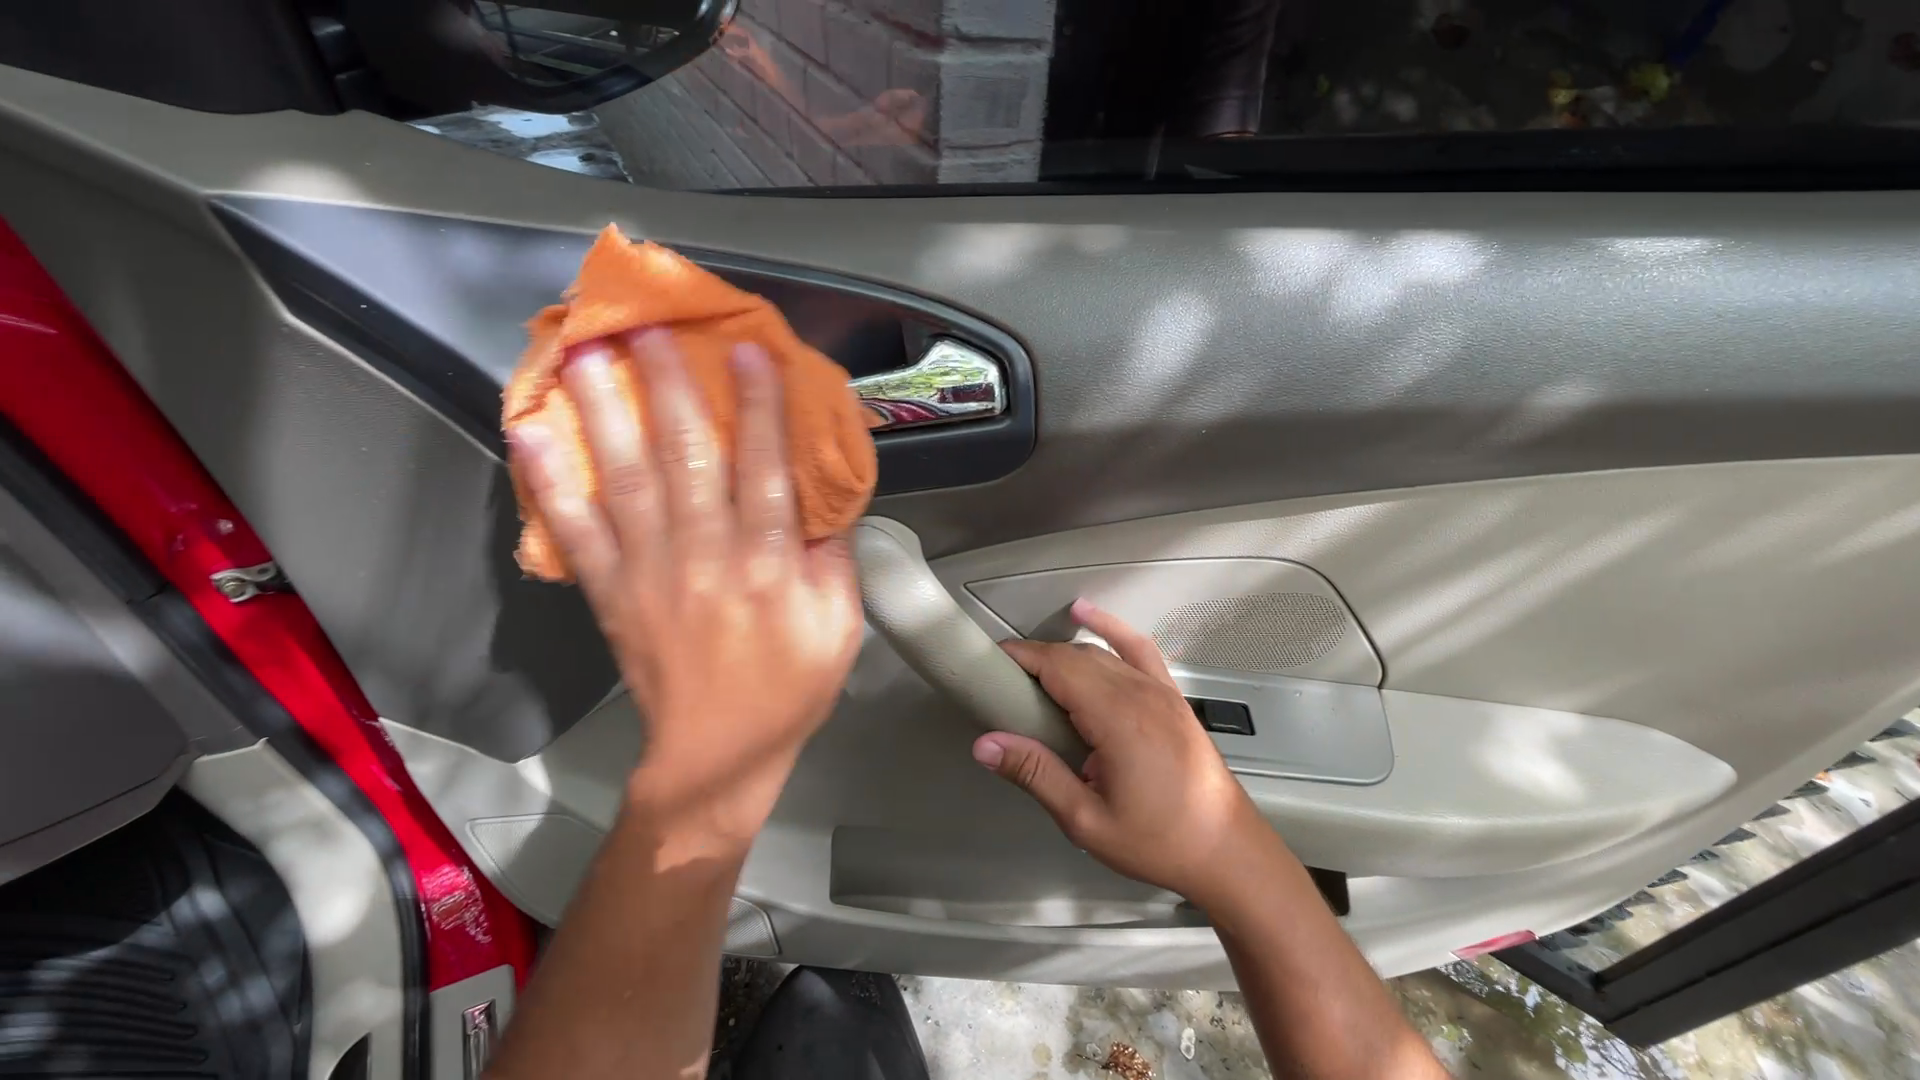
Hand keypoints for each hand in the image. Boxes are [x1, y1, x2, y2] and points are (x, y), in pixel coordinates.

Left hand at [507, 329, 861, 863]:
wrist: (716, 754)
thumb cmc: (789, 688)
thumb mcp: (840, 628)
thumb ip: (832, 559)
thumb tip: (820, 498)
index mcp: (770, 567)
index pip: (765, 471)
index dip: (760, 407)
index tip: (747, 350)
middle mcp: (707, 558)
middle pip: (688, 459)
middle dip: (667, 388)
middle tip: (646, 327)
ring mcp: (651, 573)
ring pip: (627, 481)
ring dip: (604, 413)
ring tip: (582, 355)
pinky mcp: (611, 592)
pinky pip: (576, 532)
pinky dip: (550, 482)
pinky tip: (528, 434)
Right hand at [972, 600, 1276, 908]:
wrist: (1226, 851)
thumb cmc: (1158, 841)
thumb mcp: (1086, 820)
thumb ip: (1036, 774)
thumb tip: (985, 745)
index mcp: (1118, 720)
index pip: (1058, 667)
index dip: (1020, 659)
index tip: (987, 666)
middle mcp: (1140, 694)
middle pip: (1075, 657)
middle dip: (1034, 660)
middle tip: (1000, 684)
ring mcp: (1160, 691)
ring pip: (1100, 653)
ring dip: (1062, 654)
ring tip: (1029, 670)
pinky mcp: (1171, 696)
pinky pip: (1137, 649)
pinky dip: (1110, 627)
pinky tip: (1086, 613)